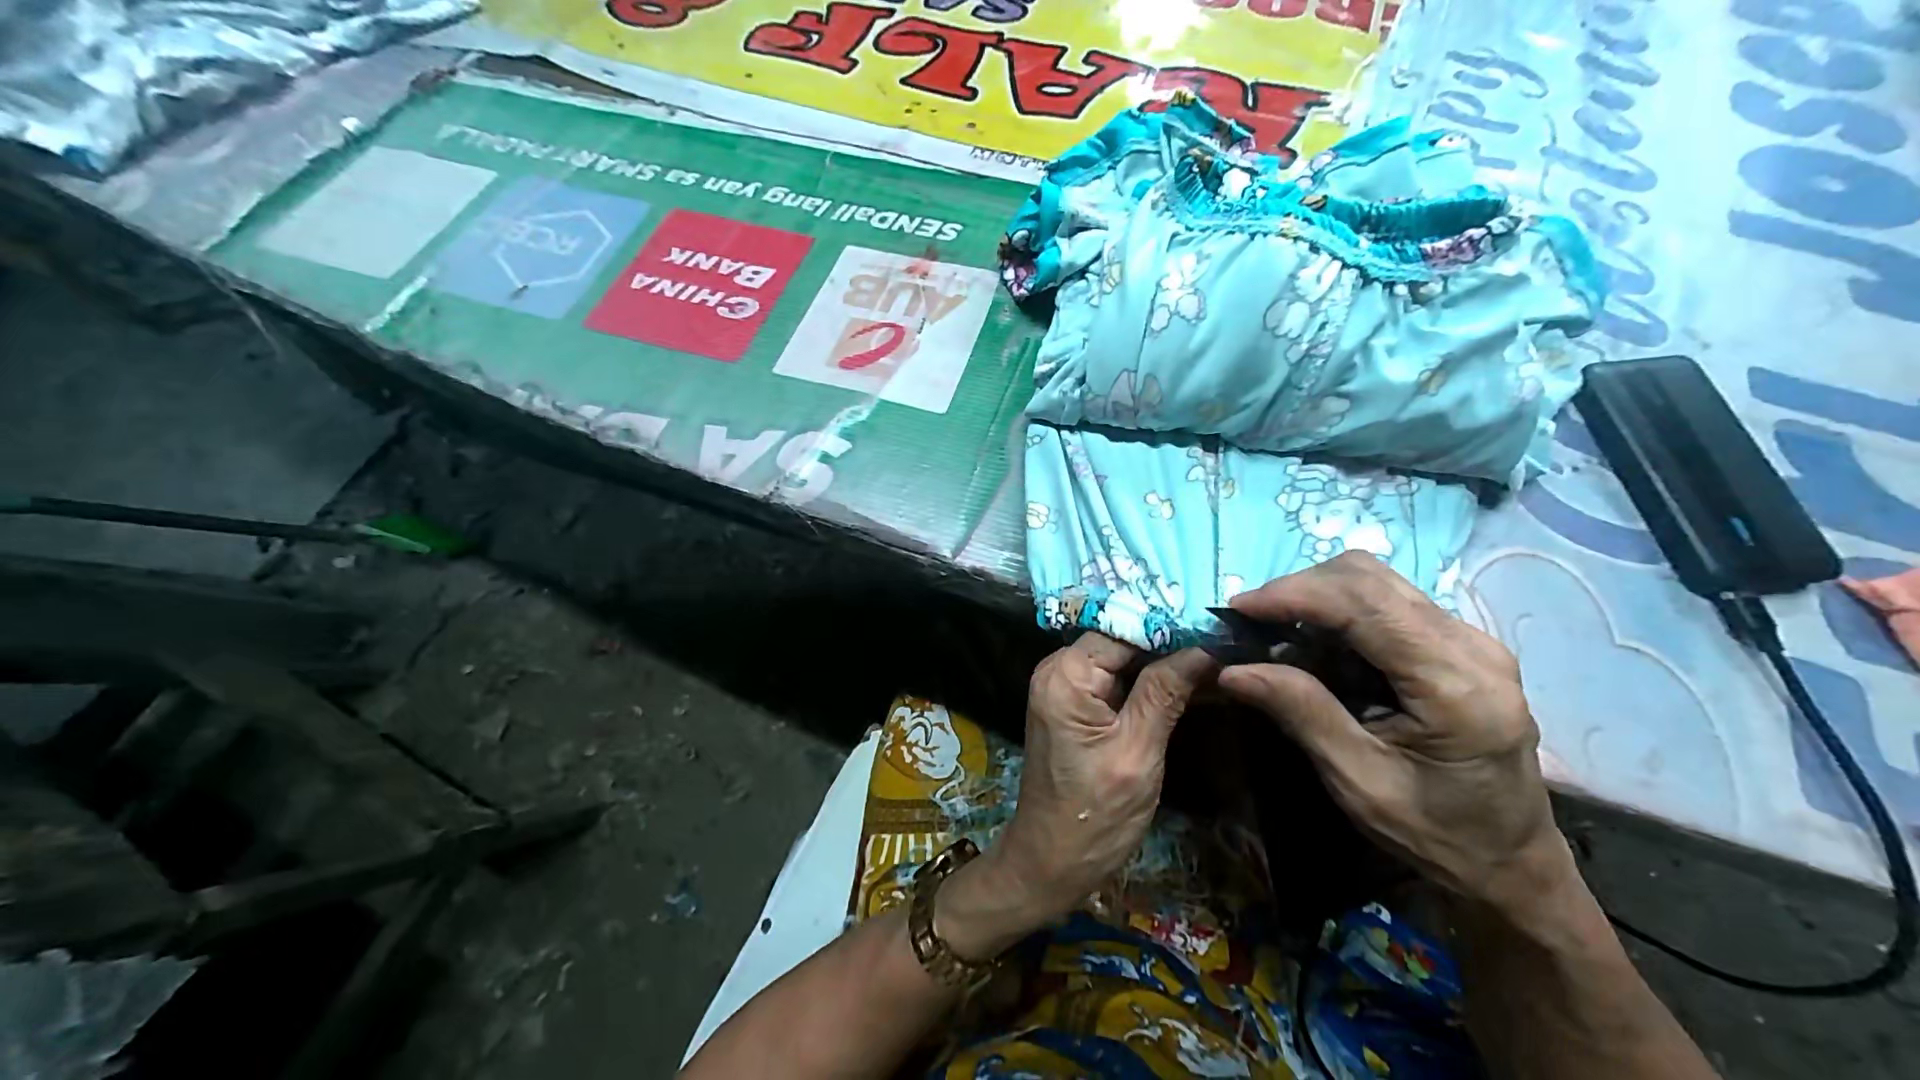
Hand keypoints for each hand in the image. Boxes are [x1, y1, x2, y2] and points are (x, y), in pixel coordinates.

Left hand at [989, 634, 1217, 922]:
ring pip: (1124, 660)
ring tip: (1223, 657)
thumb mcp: (1137, 752)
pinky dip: (1152, 683)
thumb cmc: (1095, 816)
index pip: (1124, 629)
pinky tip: (1196, 684)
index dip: (1171, 627)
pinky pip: (1118, 682)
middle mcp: (1059, 670)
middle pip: (1123, 641)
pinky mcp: (1078, 707)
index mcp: (1066, 675)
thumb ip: (1164, 692)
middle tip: (1229, 641)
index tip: (1220, 627)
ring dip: (1167, 663)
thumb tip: (1204, 646)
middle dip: (1172, 643)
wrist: (1052, 861)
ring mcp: (1066, 688)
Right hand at [1216, 553, 1567, 908]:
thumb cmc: (1436, 832)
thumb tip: (1233, 669)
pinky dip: (1337, 606)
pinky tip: (1313, 639)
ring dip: (1315, 593)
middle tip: (1250, 622)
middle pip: (1369, 578)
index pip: (1364, 605)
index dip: (1294, 595)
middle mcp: (1471, 645)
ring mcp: (1470, 638)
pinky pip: (1386, 599)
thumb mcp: (1358, 781)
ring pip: (1376, 579)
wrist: (1511, 859)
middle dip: (1299, 588)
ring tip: (1274, 628)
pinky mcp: (1459, 642)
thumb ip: (1302, 714)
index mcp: (1455, 685)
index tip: (1236, 609)